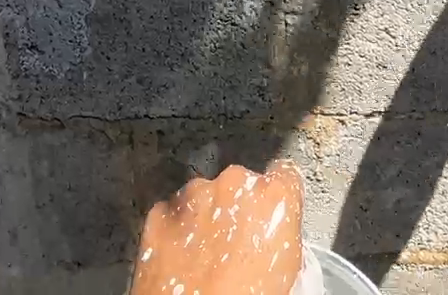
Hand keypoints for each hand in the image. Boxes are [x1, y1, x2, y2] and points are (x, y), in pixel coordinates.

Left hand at [130, 161, 304, 294]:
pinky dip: (176, 231)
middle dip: (237, 206)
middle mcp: (235, 182)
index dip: (276, 198)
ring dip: (205, 216)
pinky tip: (179, 260)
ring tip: (203, 257)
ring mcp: (194, 194)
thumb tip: (276, 236)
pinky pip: (173, 214)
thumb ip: (283, 236)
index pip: (285, 176)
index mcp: (274, 195)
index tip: (270, 213)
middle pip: (240, 183)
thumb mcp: (287, 271)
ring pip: (204, 196)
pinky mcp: (160, 212)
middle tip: (233, 245)